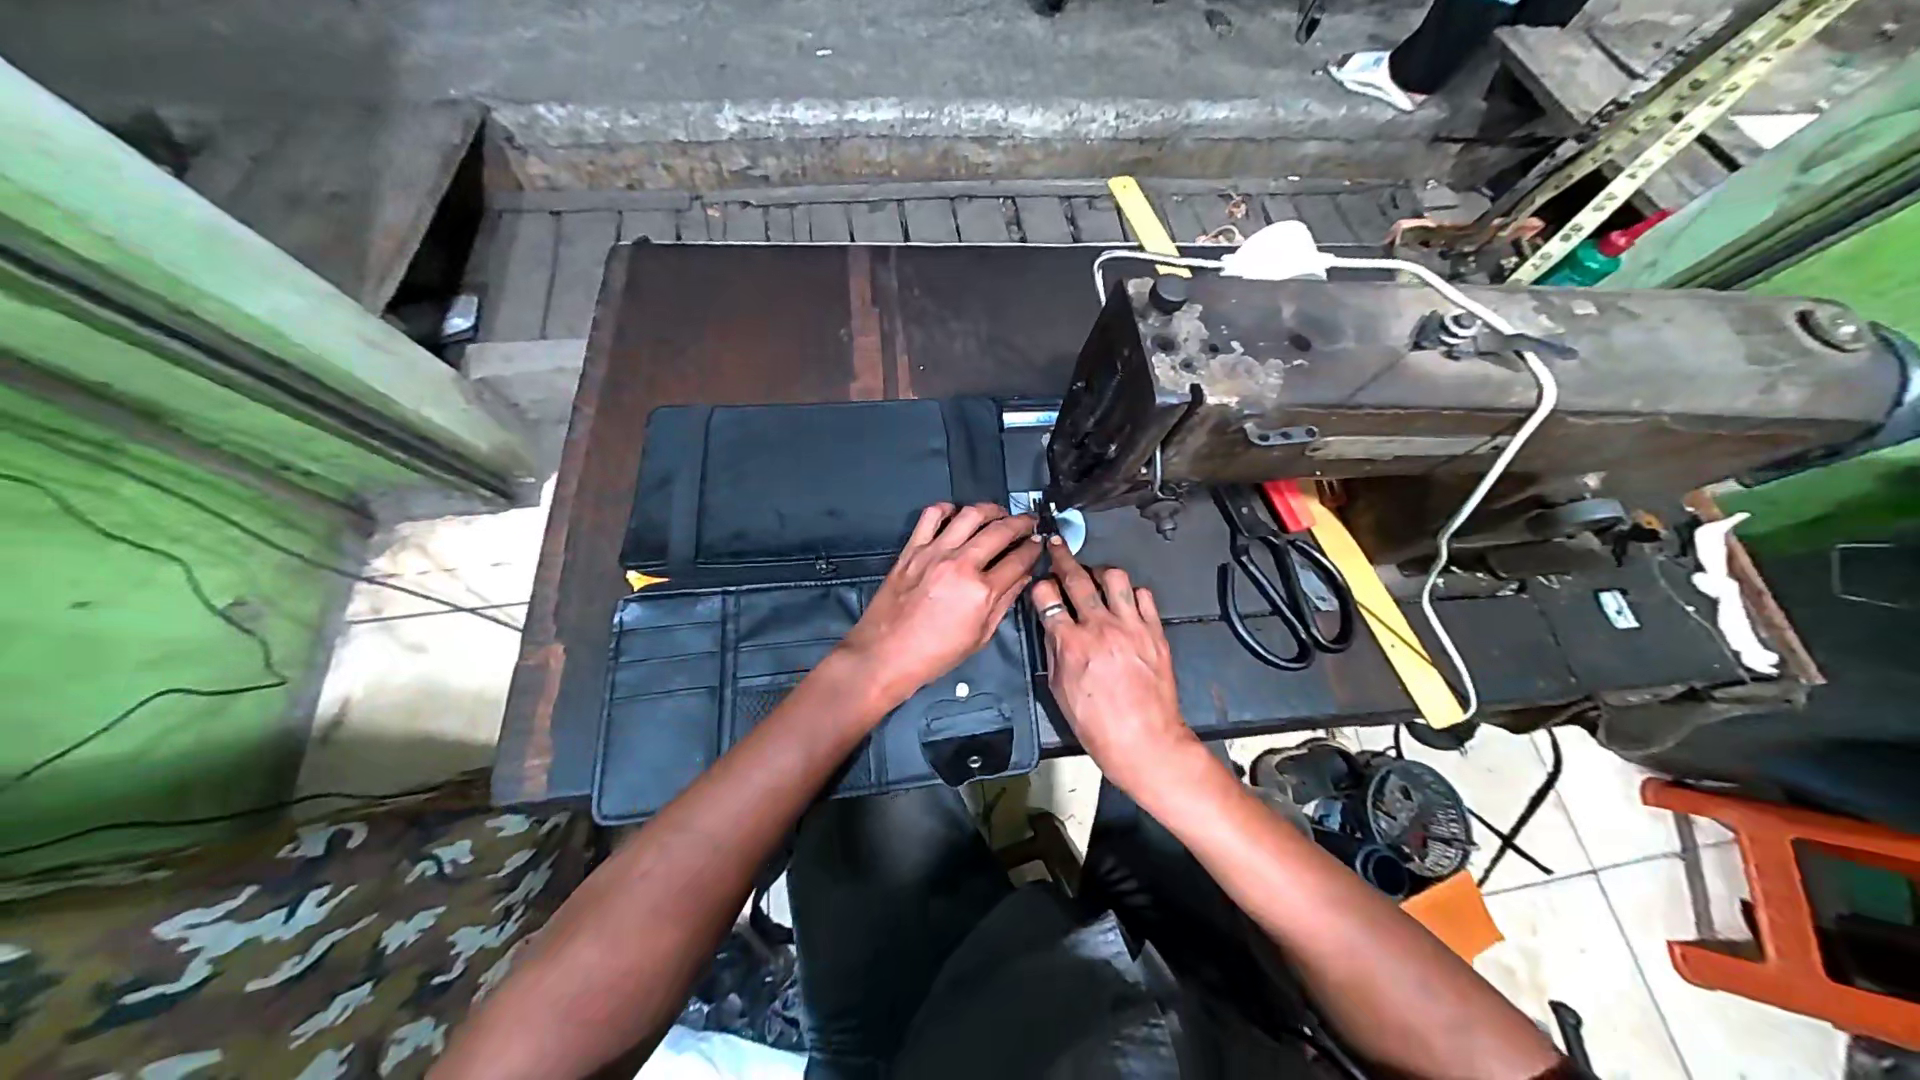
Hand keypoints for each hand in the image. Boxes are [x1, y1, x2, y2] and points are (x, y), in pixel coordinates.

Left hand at [837, 503, 1041, 707]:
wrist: (885, 655)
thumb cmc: (933, 654)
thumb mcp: (979, 637)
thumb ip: (1004, 602)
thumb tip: (1022, 577)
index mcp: (981, 592)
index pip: (1019, 560)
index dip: (1034, 549)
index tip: (1039, 543)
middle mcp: (960, 565)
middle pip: (1001, 531)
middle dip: (1022, 523)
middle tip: (1028, 522)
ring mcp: (934, 553)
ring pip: (970, 515)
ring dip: (991, 510)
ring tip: (999, 513)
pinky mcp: (912, 550)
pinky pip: (931, 516)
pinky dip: (947, 509)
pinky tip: (957, 514)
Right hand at [1030, 543, 1201, 796]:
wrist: (1144, 740)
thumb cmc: (1099, 724)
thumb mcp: (1058, 689)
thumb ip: (1053, 650)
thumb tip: (1050, 626)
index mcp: (1071, 644)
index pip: (1047, 597)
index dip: (1039, 585)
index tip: (1039, 584)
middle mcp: (1101, 628)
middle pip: (1076, 577)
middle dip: (1061, 557)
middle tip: (1057, 546)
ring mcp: (1131, 627)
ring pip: (1114, 577)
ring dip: (1098, 570)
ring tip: (1094, 574)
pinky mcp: (1155, 632)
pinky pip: (1143, 596)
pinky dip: (1130, 592)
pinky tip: (1123, 599)